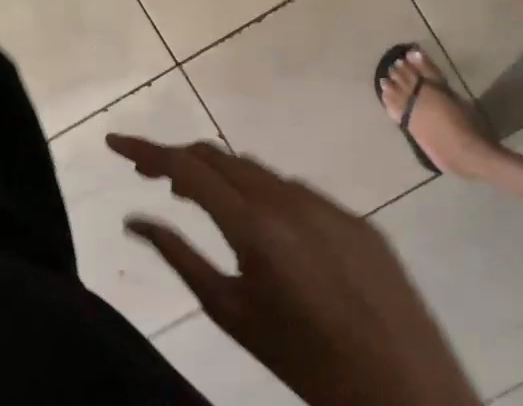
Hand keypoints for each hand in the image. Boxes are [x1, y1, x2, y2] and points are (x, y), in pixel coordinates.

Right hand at [107, 135, 479, 405]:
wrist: (409, 399)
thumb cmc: (303, 360)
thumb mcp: (227, 310)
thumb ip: (176, 254)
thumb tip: (132, 220)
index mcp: (254, 226)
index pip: (185, 167)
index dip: (144, 150)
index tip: (113, 143)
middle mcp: (292, 203)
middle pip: (219, 157)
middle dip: (178, 159)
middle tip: (149, 178)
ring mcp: (331, 210)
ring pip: (256, 170)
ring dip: (219, 174)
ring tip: (198, 200)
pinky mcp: (362, 225)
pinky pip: (295, 191)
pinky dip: (260, 193)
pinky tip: (259, 225)